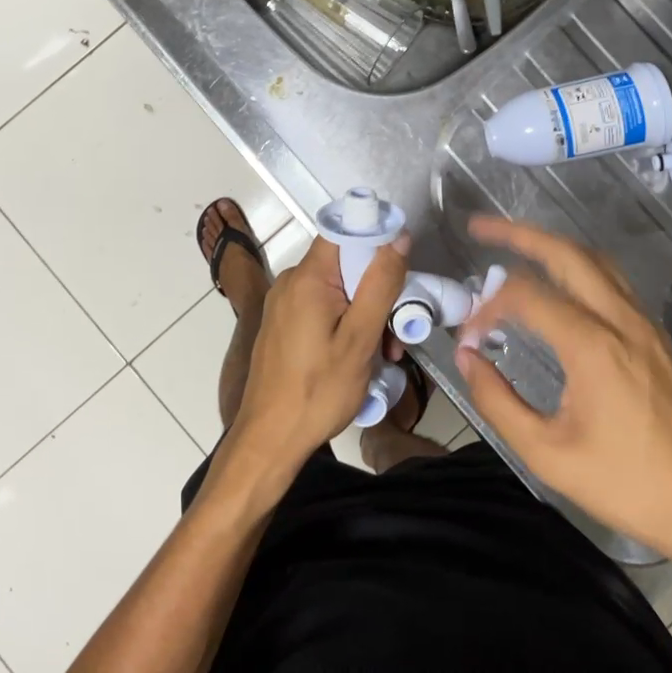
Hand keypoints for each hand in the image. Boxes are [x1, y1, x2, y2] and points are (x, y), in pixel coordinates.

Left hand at [221, 234, 409, 479]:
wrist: (270, 440)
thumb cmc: (317, 391)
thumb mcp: (360, 338)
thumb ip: (380, 284)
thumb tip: (397, 236)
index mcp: (306, 277)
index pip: (343, 232)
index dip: (376, 239)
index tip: (402, 266)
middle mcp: (290, 282)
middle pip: (344, 264)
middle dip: (376, 290)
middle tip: (396, 329)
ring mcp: (284, 305)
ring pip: (337, 291)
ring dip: (364, 314)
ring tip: (383, 353)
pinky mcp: (283, 326)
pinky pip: (322, 310)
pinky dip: (345, 325)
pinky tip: (360, 358)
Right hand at [452, 216, 671, 556]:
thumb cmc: (627, 485)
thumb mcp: (547, 454)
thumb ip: (498, 401)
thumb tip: (468, 357)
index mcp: (592, 346)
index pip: (526, 297)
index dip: (487, 307)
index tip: (470, 337)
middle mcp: (620, 322)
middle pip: (568, 254)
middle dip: (520, 234)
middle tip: (480, 227)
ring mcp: (645, 326)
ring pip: (597, 262)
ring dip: (554, 246)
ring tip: (518, 244)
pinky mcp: (658, 339)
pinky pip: (615, 283)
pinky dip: (580, 269)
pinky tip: (563, 286)